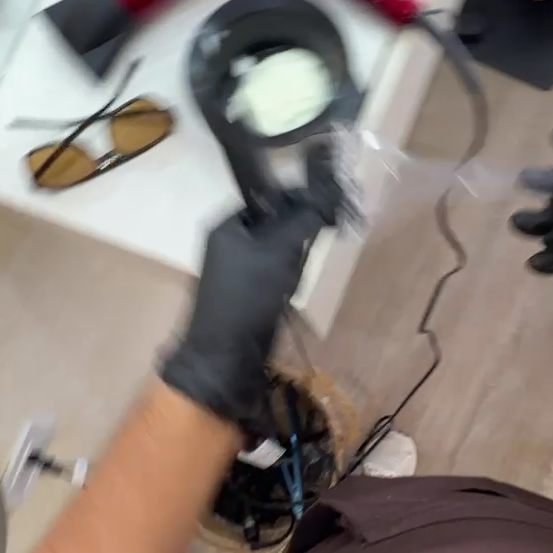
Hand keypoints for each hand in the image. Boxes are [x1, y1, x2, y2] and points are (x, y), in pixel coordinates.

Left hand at [162, 143, 346, 422]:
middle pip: (276, 224)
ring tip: (291, 279)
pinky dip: (287, 280)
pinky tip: (288, 293)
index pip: (269, 197)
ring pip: (280, 250)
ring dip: (293, 262)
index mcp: (226, 225)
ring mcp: (237, 268)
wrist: (227, 354)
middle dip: (296, 237)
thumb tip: (326, 199)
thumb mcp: (278, 251)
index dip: (297, 200)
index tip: (324, 209)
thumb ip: (302, 221)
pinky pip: (275, 274)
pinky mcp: (248, 291)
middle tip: (304, 251)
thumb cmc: (248, 296)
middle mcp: (229, 242)